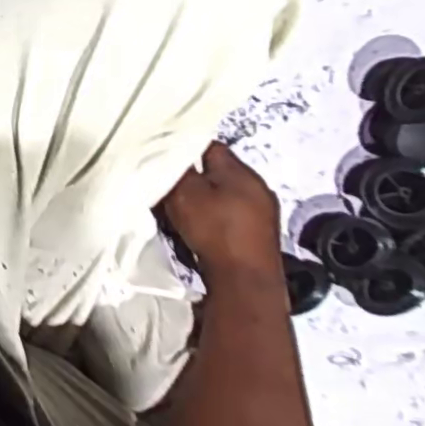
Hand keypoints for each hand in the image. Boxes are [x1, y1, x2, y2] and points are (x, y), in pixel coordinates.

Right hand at [159, 142, 281, 277]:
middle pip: (216, 171)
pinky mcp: (260, 234)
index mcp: (241, 171)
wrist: (245, 280)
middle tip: (166, 185)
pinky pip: (229, 214)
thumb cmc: (214, 230)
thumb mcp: (184, 192)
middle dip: (191, 176)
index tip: (161, 157)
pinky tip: (198, 228)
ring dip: (202, 198)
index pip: (208, 145)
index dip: (183, 147)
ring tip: (178, 210)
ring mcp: (263, 212)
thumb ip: (175, 167)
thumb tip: (167, 149)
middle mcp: (258, 187)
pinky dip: (213, 216)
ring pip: (222, 193)